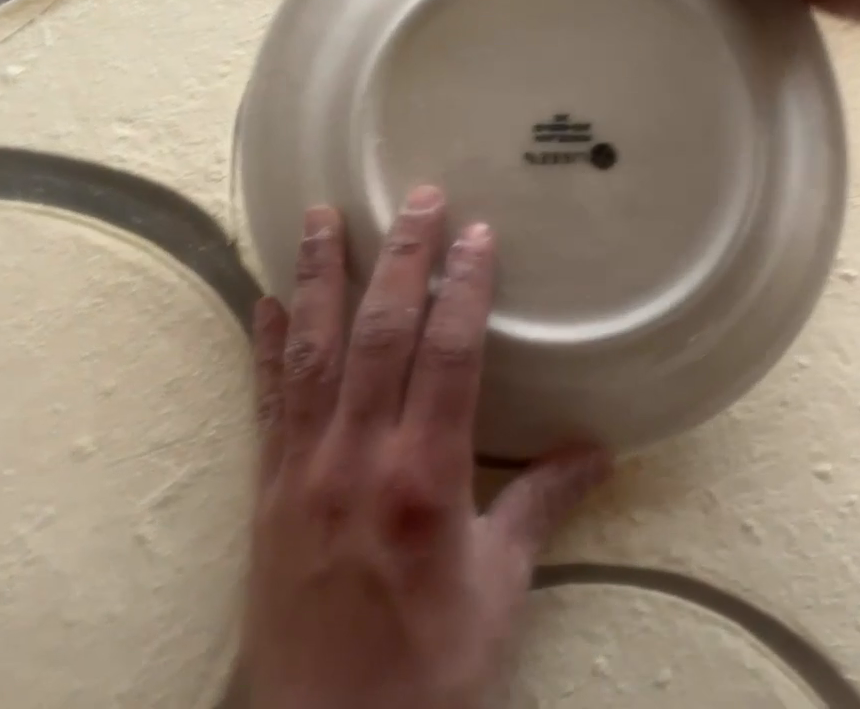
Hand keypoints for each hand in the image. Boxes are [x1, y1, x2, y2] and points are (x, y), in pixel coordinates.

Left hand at [242, 186, 612, 708]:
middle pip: (379, 333)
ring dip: (317, 276)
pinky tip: (263, 298)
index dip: (463, 288)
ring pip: (310, 349)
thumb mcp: (500, 591)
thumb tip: (596, 452)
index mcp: (422, 479)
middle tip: (415, 198)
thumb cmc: (426, 670)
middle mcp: (355, 457)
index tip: (475, 235)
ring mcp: (301, 467)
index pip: (447, 356)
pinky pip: (265, 397)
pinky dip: (265, 341)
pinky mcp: (267, 486)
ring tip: (319, 215)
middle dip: (400, 257)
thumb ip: (541, 508)